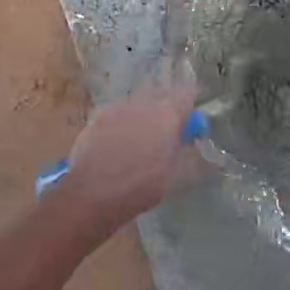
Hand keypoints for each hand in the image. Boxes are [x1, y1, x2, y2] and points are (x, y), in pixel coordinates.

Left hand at [60, 75, 203, 223]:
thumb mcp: (180, 175)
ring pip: (139, 103)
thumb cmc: (143, 185)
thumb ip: (193, 153)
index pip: (188, 92)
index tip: (192, 118)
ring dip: (145, 113)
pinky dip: (124, 123)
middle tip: (169, 128)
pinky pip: (118, 114)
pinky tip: (120, 144)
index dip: (192, 103)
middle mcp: (144, 102)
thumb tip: (198, 144)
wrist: (92, 196)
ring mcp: (118, 109)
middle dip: (168, 106)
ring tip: (143, 137)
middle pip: (162, 93)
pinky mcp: (96, 120)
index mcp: (169, 111)